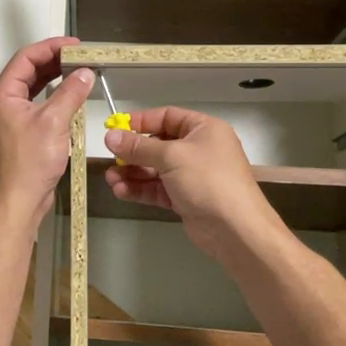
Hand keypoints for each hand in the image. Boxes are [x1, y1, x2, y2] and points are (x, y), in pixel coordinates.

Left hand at [0, 37, 91, 219]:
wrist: (18, 200)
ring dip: (54, 78)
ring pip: (33, 89)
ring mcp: (11, 119)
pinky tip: (70, 98)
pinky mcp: (21, 133)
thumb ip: (70, 93)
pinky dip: (54, 97)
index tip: (74, 45)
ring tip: (78, 71)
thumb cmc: (30, 162)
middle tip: (79, 56)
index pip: (25, 58)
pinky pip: (38, 106)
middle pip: (28, 71)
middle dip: (53, 61)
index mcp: (3, 95)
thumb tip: (85, 73)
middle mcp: (3, 103)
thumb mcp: (54, 122)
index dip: (49, 47)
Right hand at [103, 107, 286, 256]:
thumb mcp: (171, 157)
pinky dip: (141, 189)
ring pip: (156, 169)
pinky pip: (158, 189)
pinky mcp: (186, 198)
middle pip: (158, 145)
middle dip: (133, 153)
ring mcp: (193, 176)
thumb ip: (138, 147)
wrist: (235, 229)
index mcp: (204, 129)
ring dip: (133, 173)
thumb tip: (110, 136)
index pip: (167, 116)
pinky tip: (121, 192)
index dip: (140, 121)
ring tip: (111, 179)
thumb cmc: (207, 181)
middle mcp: (199, 149)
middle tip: (110, 159)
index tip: (115, 128)